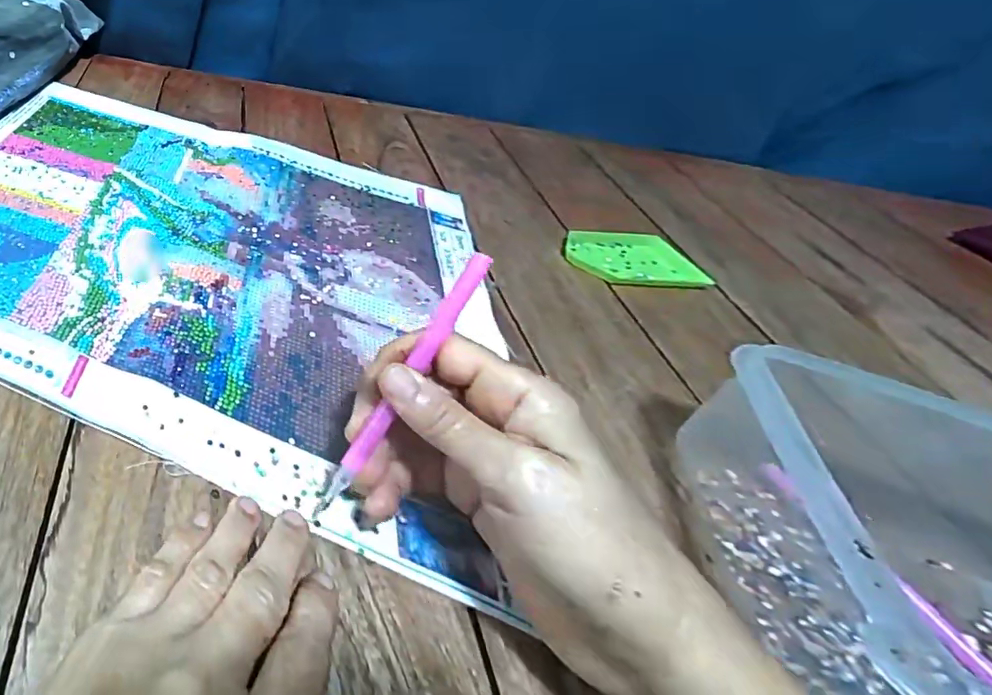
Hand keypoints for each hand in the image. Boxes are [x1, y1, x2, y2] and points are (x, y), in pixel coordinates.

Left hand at [45, 498, 338, 694]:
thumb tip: (288, 668)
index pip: (298, 662)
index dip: (315, 618)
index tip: (323, 583)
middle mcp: (205, 677)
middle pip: (256, 602)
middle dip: (281, 558)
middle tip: (296, 522)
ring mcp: (156, 647)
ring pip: (207, 574)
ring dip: (232, 537)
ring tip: (249, 507)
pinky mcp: (112, 633)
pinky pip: (156, 576)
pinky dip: (180, 546)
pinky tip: (195, 526)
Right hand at [345, 335, 798, 694]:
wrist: (636, 641)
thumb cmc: (587, 545)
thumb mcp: (513, 478)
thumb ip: (447, 424)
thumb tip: (389, 372)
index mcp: (516, 394)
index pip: (443, 351)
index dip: (399, 363)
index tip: (365, 397)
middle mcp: (494, 413)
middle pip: (418, 391)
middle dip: (383, 417)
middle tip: (355, 450)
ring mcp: (480, 453)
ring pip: (411, 432)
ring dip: (382, 456)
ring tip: (367, 493)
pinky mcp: (470, 491)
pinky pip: (418, 470)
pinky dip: (394, 483)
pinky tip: (381, 508)